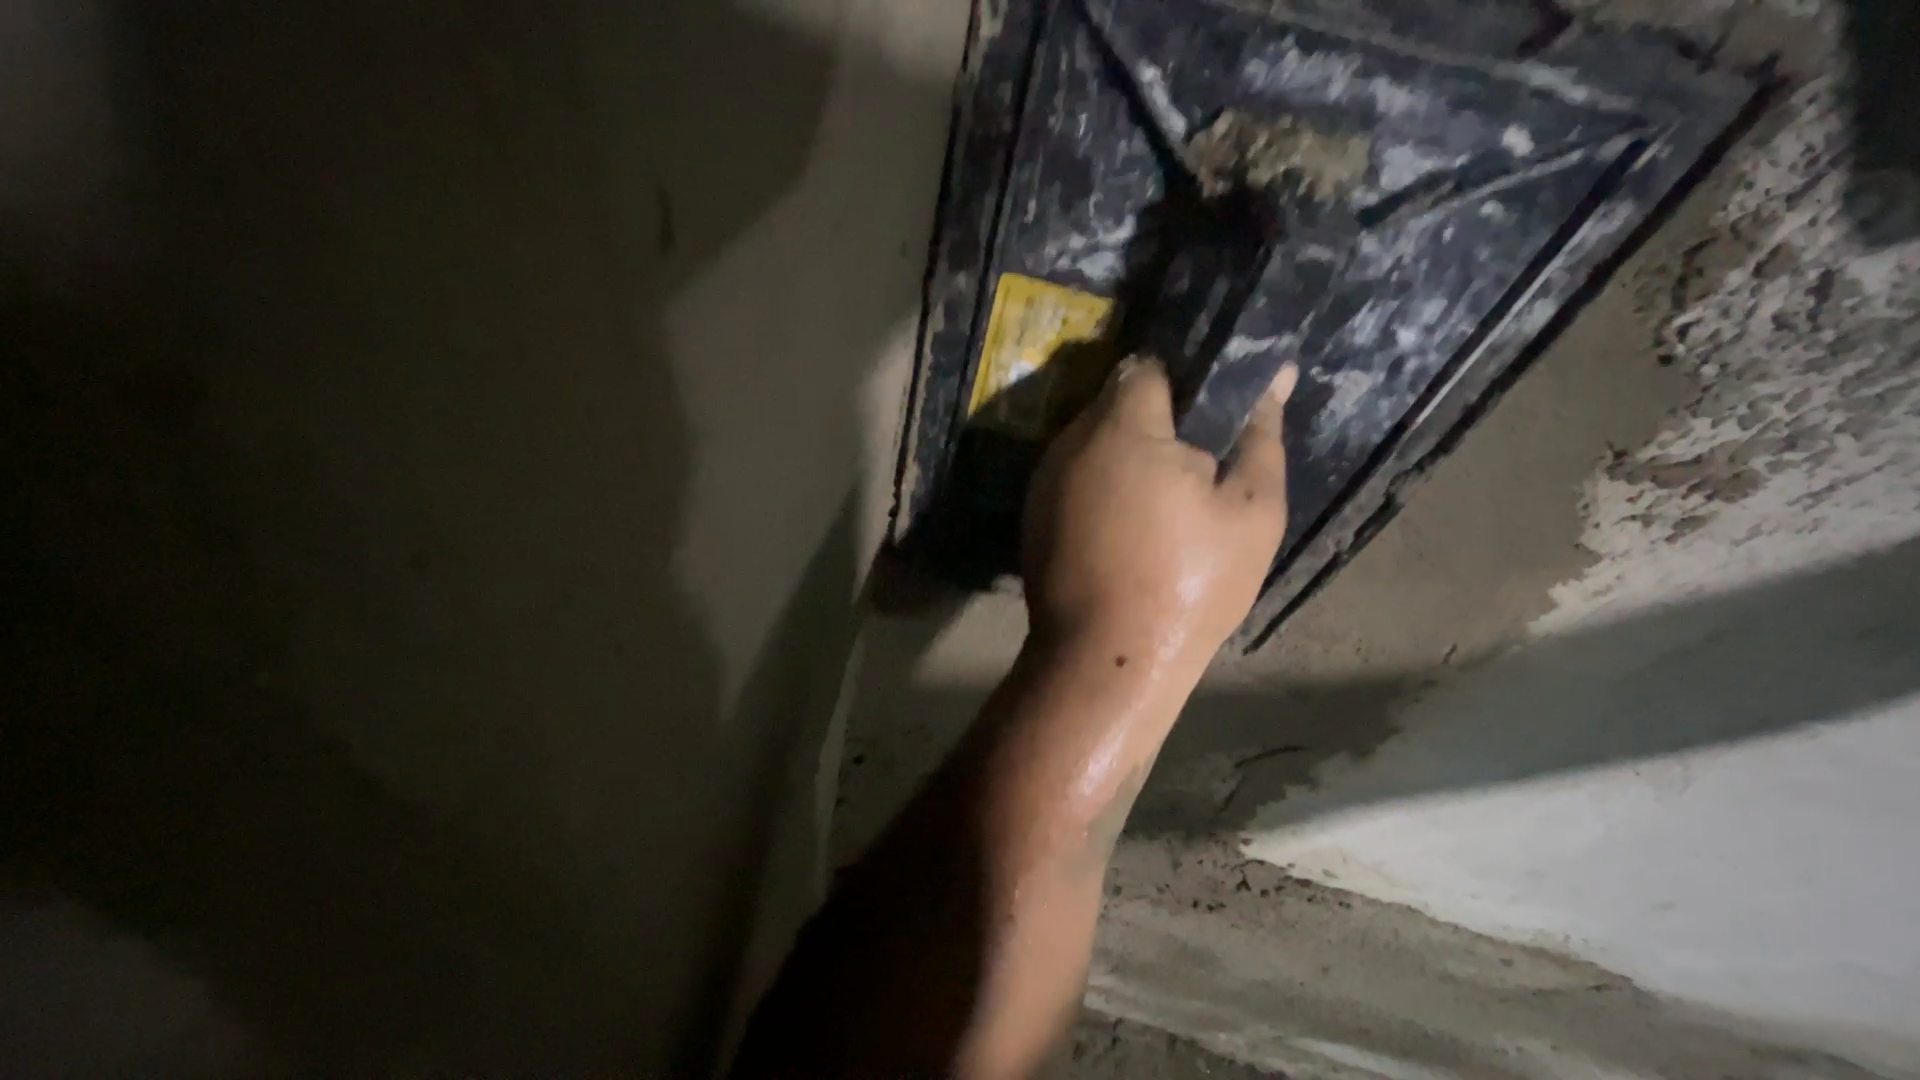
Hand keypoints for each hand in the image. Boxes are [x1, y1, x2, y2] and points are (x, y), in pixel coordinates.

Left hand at [1022, 357, 1296, 680]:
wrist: (1109, 658)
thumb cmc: (1190, 583)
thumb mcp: (1252, 511)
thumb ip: (1260, 435)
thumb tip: (1274, 378)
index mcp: (1122, 427)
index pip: (1150, 367)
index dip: (1185, 383)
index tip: (1211, 419)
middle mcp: (1070, 441)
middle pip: (1117, 403)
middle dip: (1156, 422)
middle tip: (1196, 469)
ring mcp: (1043, 479)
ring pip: (1093, 441)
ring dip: (1126, 456)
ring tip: (1163, 506)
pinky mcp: (1032, 514)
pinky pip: (1074, 477)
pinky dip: (1100, 487)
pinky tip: (1126, 530)